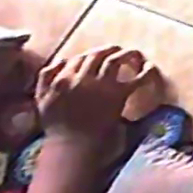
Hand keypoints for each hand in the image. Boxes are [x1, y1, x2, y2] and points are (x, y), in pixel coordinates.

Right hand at [35, 47, 158, 146]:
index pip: (77, 58)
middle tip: (117, 50)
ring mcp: (101, 85)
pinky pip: (137, 77)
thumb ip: (46, 79)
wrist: (75, 142)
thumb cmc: (58, 124)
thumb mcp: (42, 100)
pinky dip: (146, 70)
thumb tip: (61, 59)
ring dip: (126, 53)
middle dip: (109, 50)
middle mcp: (81, 79)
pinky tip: (150, 67)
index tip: (97, 55)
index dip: (89, 55)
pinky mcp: (119, 93)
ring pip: (115, 59)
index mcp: (61, 80)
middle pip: (96, 55)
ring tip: (133, 53)